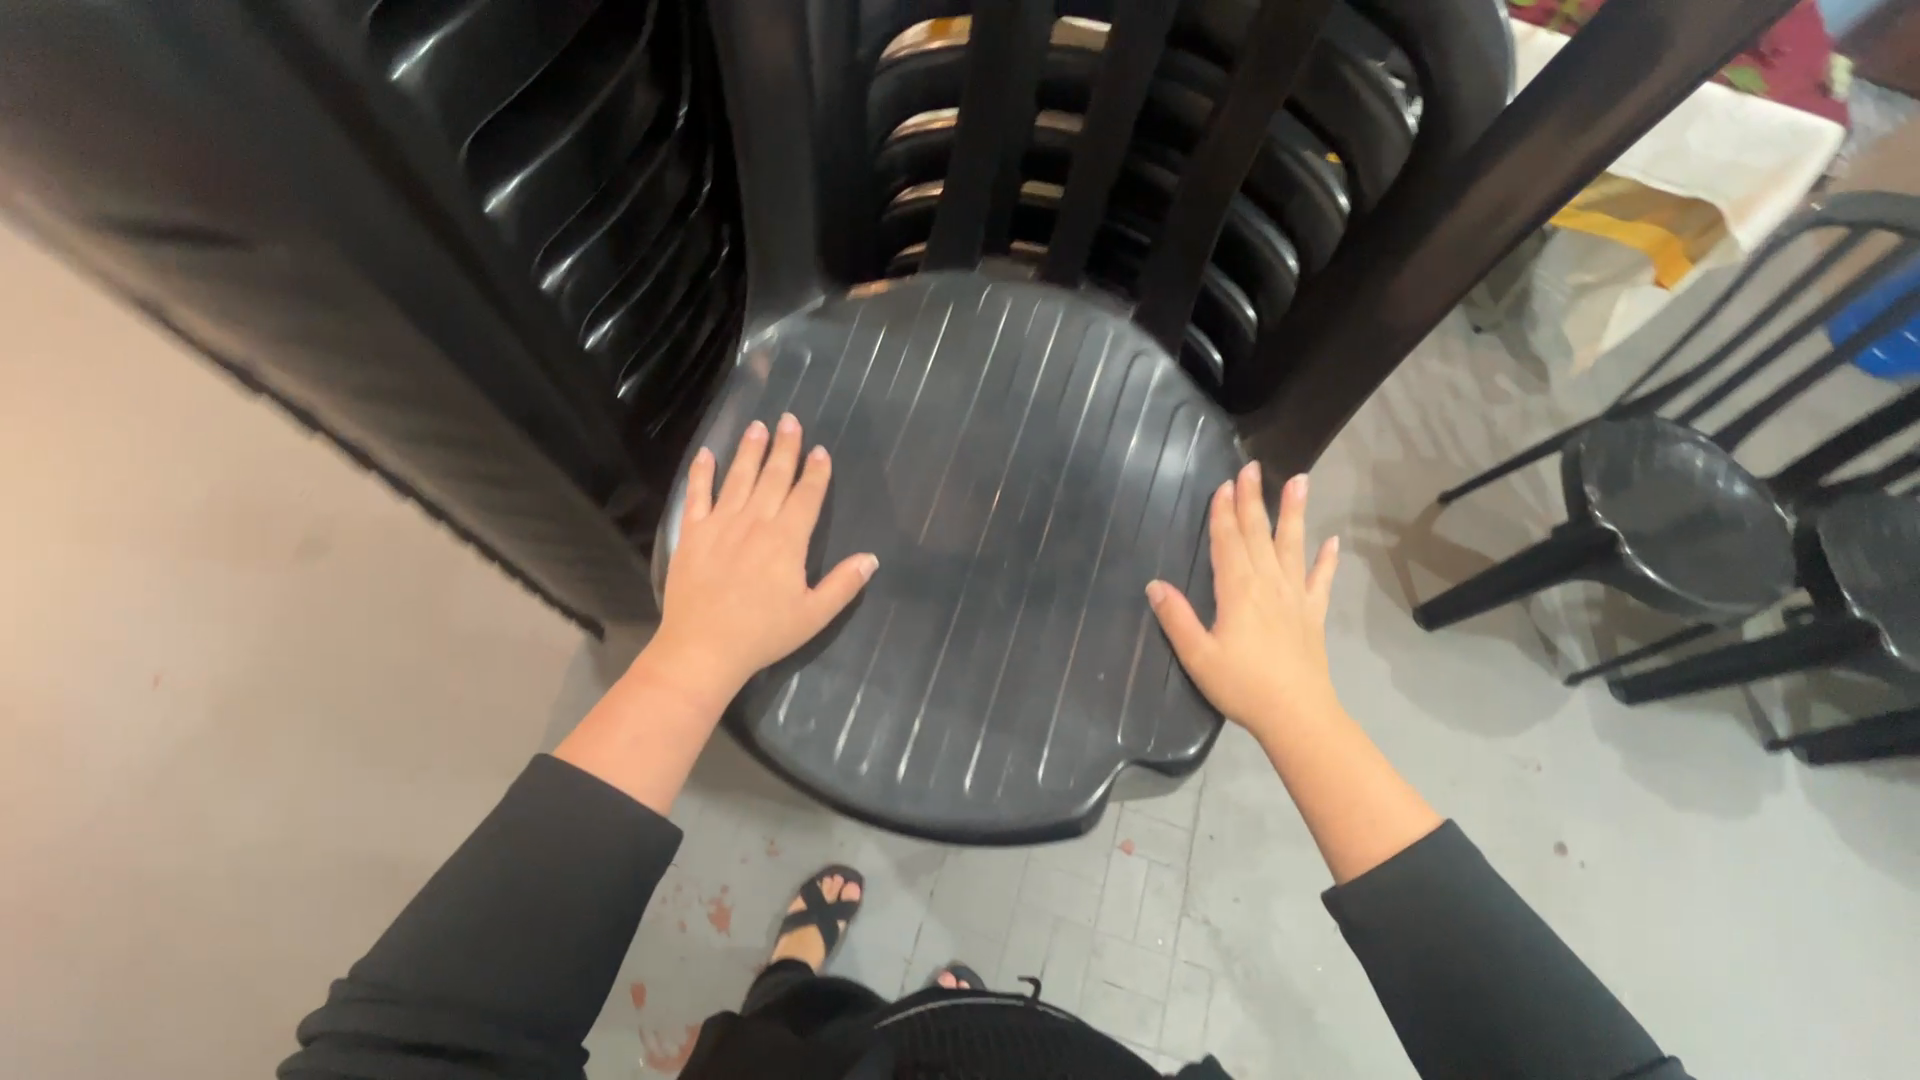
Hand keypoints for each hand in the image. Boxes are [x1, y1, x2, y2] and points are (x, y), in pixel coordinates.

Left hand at [643, 413, 878, 702]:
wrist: (703, 647)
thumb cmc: (764, 633)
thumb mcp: (814, 615)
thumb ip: (843, 584)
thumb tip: (871, 558)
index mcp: (788, 539)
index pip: (807, 496)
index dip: (816, 472)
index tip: (820, 450)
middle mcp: (756, 522)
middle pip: (774, 477)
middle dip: (785, 447)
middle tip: (789, 420)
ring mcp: (721, 524)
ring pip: (739, 477)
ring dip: (750, 450)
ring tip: (757, 426)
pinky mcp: (693, 534)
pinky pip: (697, 495)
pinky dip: (702, 473)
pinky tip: (706, 454)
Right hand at [1146, 463, 1339, 742]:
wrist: (1297, 715)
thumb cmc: (1242, 686)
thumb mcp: (1197, 655)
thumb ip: (1176, 618)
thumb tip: (1154, 585)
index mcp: (1237, 591)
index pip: (1228, 542)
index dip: (1224, 513)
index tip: (1224, 484)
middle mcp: (1268, 584)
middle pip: (1258, 534)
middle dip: (1253, 500)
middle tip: (1252, 467)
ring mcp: (1295, 597)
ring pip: (1292, 546)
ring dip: (1294, 513)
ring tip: (1299, 481)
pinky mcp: (1313, 615)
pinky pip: (1320, 580)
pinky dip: (1327, 560)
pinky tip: (1332, 542)